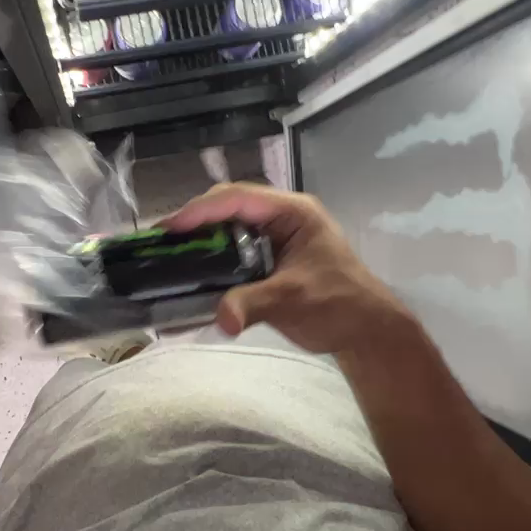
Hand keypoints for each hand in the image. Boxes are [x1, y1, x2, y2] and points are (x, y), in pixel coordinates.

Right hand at [166, 183, 416, 354]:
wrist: (368, 332)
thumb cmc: (338, 306)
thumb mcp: (292, 302)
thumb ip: (252, 305)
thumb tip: (221, 320)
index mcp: (294, 212)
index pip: (239, 198)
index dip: (201, 209)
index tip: (169, 226)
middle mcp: (284, 216)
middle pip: (231, 205)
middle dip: (197, 220)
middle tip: (162, 240)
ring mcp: (280, 235)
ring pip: (232, 224)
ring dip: (204, 236)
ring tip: (171, 251)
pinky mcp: (274, 256)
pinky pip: (238, 245)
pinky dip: (215, 254)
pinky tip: (195, 268)